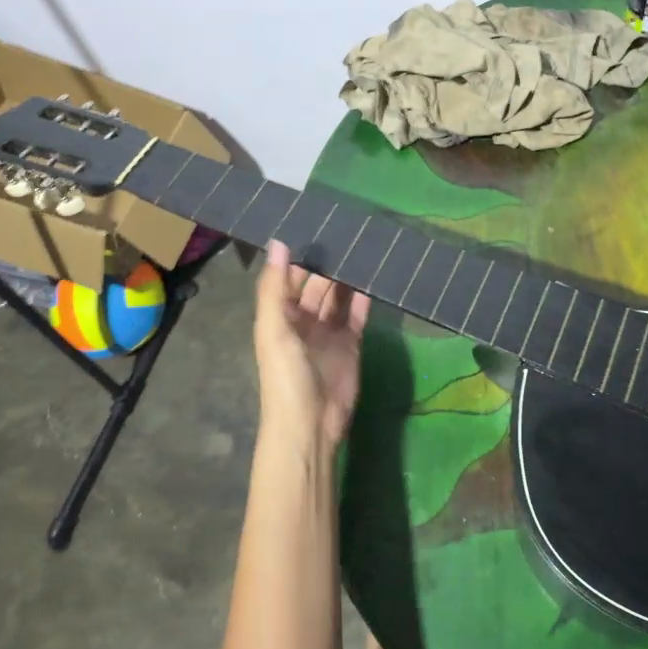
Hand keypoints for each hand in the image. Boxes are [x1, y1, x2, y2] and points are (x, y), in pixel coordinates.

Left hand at [254, 240, 371, 448]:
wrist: (310, 425)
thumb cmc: (285, 376)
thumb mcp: (273, 330)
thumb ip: (275, 287)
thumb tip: (278, 242)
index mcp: (279, 317)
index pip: (289, 278)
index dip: (298, 255)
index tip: (315, 224)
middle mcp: (303, 321)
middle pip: (316, 285)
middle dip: (328, 262)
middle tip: (347, 231)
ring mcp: (329, 333)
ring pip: (338, 297)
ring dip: (347, 277)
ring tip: (364, 247)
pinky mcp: (351, 345)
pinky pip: (357, 316)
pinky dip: (364, 299)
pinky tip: (374, 277)